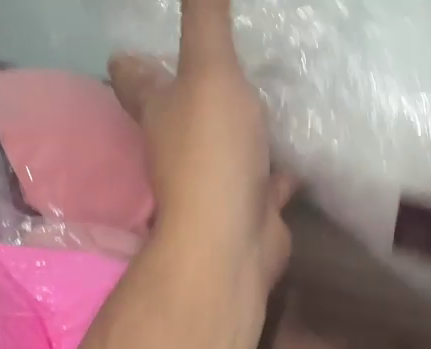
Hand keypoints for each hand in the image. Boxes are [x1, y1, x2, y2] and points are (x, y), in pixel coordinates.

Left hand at [115, 0, 292, 285]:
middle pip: (179, 114)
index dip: (133, 61)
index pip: (132, 78)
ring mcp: (215, 182)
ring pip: (225, 147)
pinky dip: (277, 170)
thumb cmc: (211, 154)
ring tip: (264, 93)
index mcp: (158, 112)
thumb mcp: (209, 70)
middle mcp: (179, 148)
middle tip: (215, 59)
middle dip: (191, 91)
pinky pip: (266, 181)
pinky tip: (297, 152)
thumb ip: (204, 18)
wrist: (232, 244)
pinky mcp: (250, 208)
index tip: (139, 46)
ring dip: (239, 129)